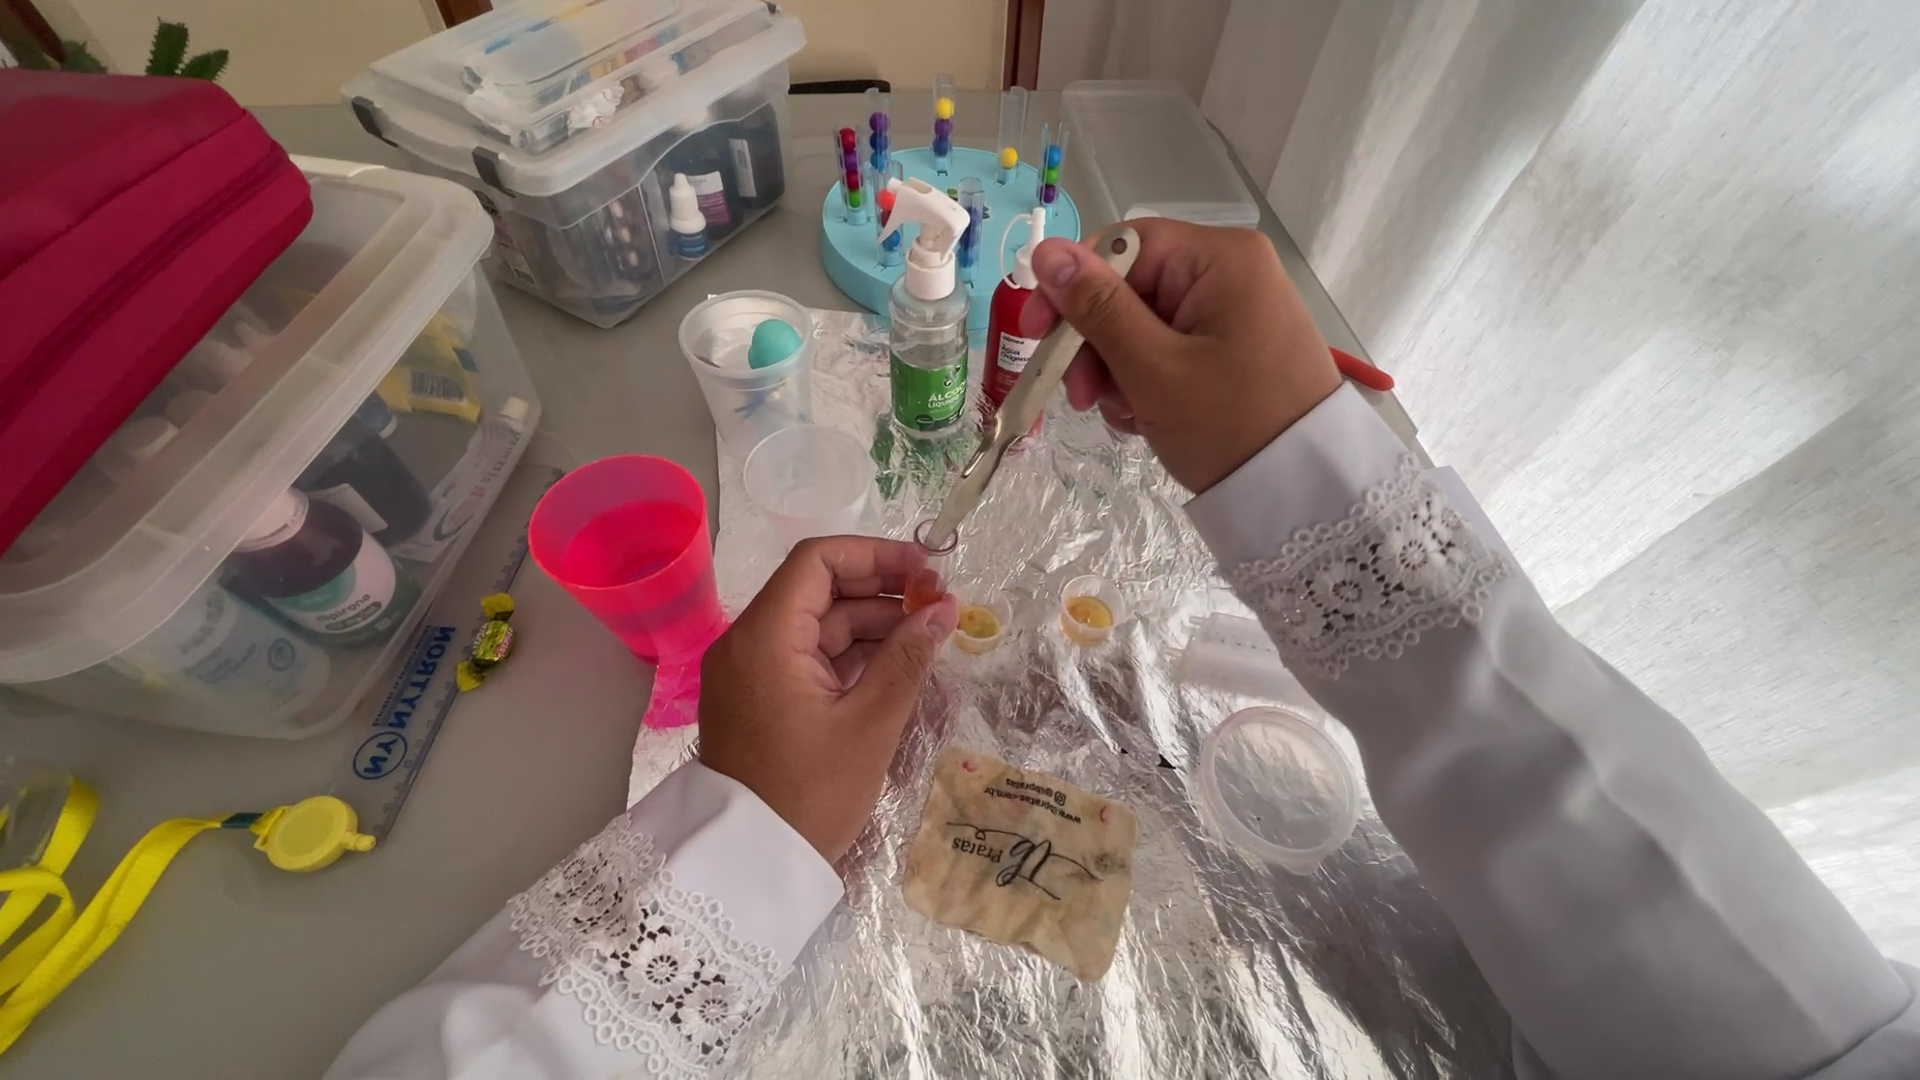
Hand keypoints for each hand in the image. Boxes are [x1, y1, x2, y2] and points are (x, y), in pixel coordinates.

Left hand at [698, 536, 958, 862]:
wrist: (752, 869)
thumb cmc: (811, 795)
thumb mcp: (870, 723)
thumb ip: (909, 657)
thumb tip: (946, 608)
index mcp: (765, 637)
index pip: (817, 561)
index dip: (875, 555)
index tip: (926, 569)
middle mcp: (750, 642)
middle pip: (819, 589)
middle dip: (881, 589)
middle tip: (938, 602)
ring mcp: (754, 670)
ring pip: (818, 624)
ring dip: (872, 623)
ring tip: (928, 634)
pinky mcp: (763, 695)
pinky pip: (810, 656)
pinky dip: (852, 654)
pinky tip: (897, 661)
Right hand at [1019, 219, 1342, 492]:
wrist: (1299, 490)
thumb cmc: (1228, 424)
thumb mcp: (1153, 368)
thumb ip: (1097, 308)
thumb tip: (1045, 251)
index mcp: (1218, 259)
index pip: (1122, 246)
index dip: (1071, 286)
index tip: (1036, 334)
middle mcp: (1227, 274)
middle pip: (1129, 290)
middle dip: (1096, 345)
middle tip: (1083, 399)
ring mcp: (1230, 314)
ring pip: (1140, 327)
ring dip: (1116, 372)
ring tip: (1126, 416)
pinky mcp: (1229, 350)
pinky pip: (1165, 351)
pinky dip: (1144, 384)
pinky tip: (1145, 418)